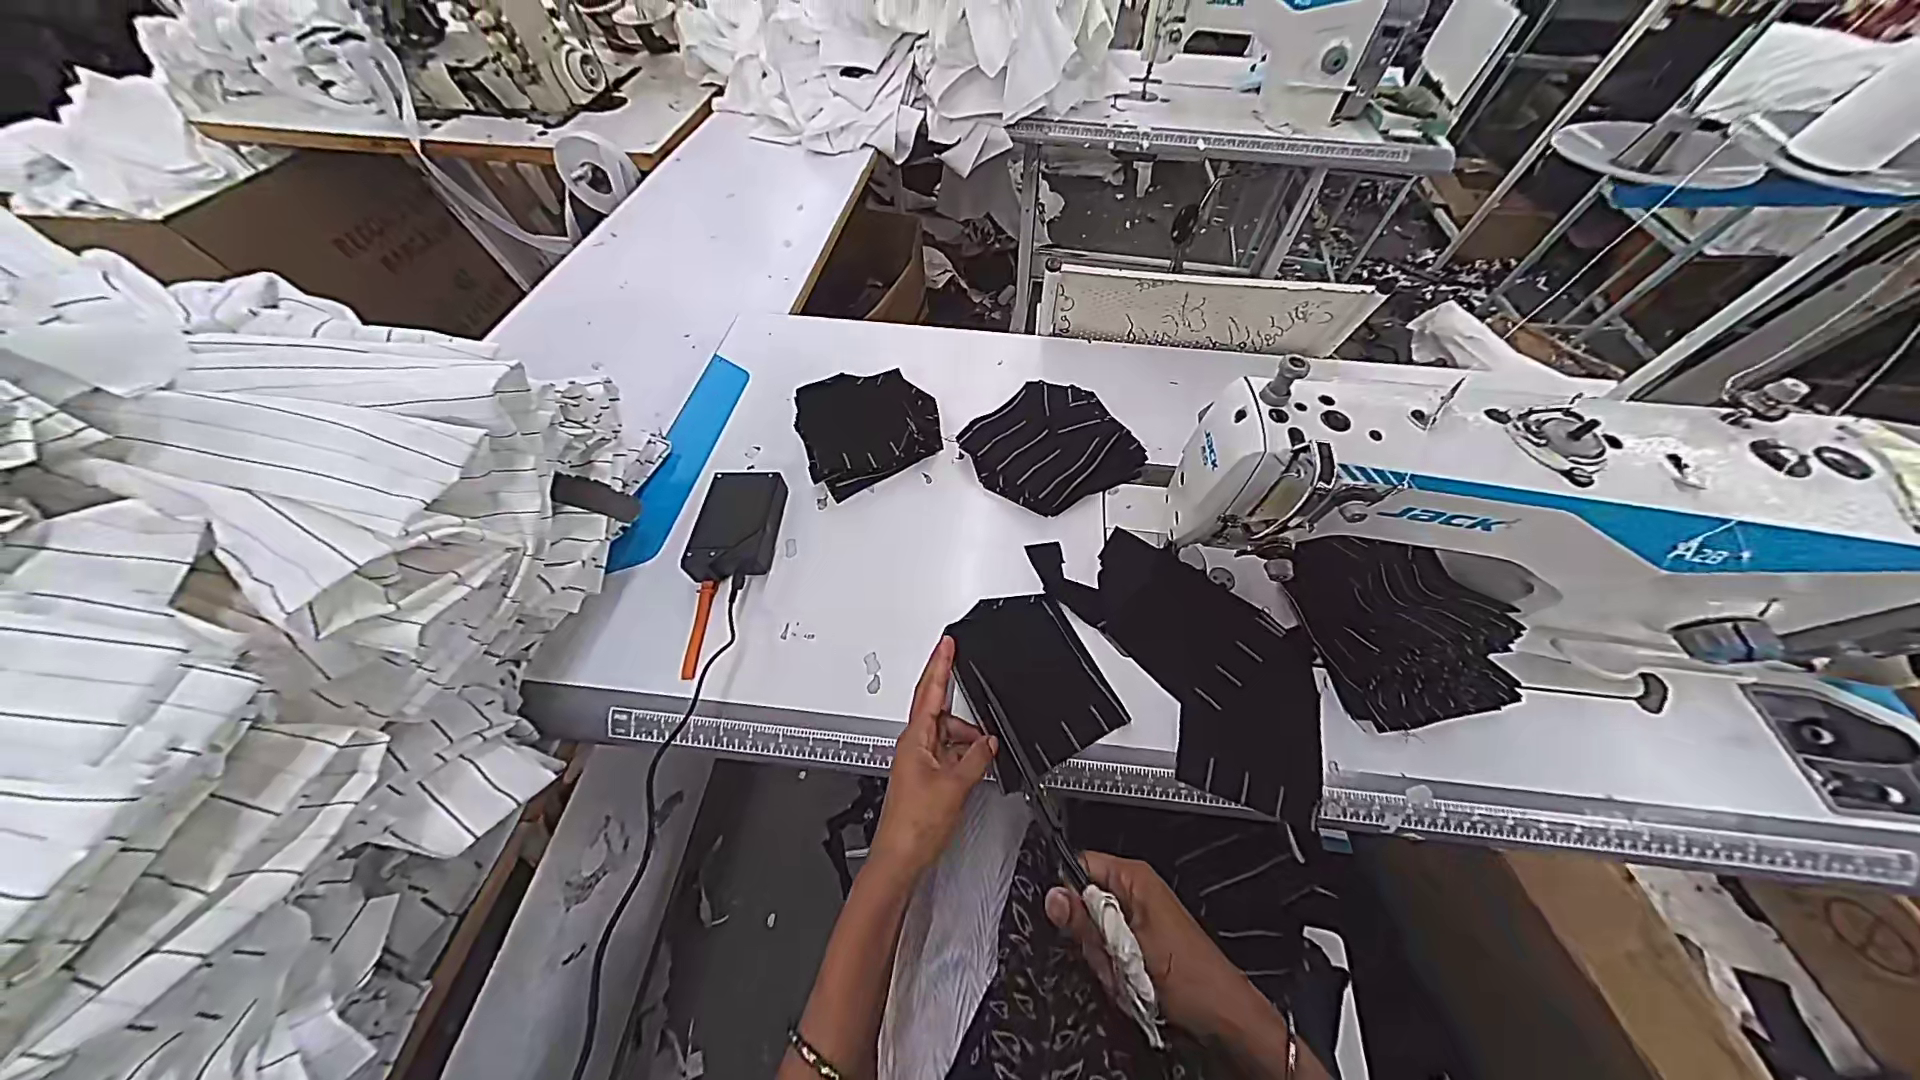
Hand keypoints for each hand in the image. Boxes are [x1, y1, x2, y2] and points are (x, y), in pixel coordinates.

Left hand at [868, 637, 997, 883]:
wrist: (899, 858)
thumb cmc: (913, 825)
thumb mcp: (955, 785)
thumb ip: (976, 758)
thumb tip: (989, 742)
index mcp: (915, 738)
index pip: (929, 690)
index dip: (939, 663)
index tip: (946, 643)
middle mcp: (914, 744)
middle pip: (942, 712)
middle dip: (965, 713)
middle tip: (982, 715)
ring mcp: (919, 760)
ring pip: (948, 735)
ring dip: (968, 741)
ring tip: (982, 757)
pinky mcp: (925, 776)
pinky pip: (948, 754)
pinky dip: (964, 756)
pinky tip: (976, 766)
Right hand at [1045, 851, 1267, 1040]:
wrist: (1225, 1019)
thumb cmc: (1192, 980)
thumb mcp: (1126, 950)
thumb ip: (1085, 922)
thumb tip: (1054, 897)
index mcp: (1133, 876)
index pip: (1078, 864)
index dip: (1066, 891)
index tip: (1069, 919)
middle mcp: (1136, 890)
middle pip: (1084, 902)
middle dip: (1089, 936)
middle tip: (1108, 957)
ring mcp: (1139, 917)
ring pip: (1095, 930)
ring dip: (1102, 959)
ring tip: (1125, 975)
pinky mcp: (1142, 942)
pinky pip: (1110, 948)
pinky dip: (1114, 969)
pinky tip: (1130, 983)